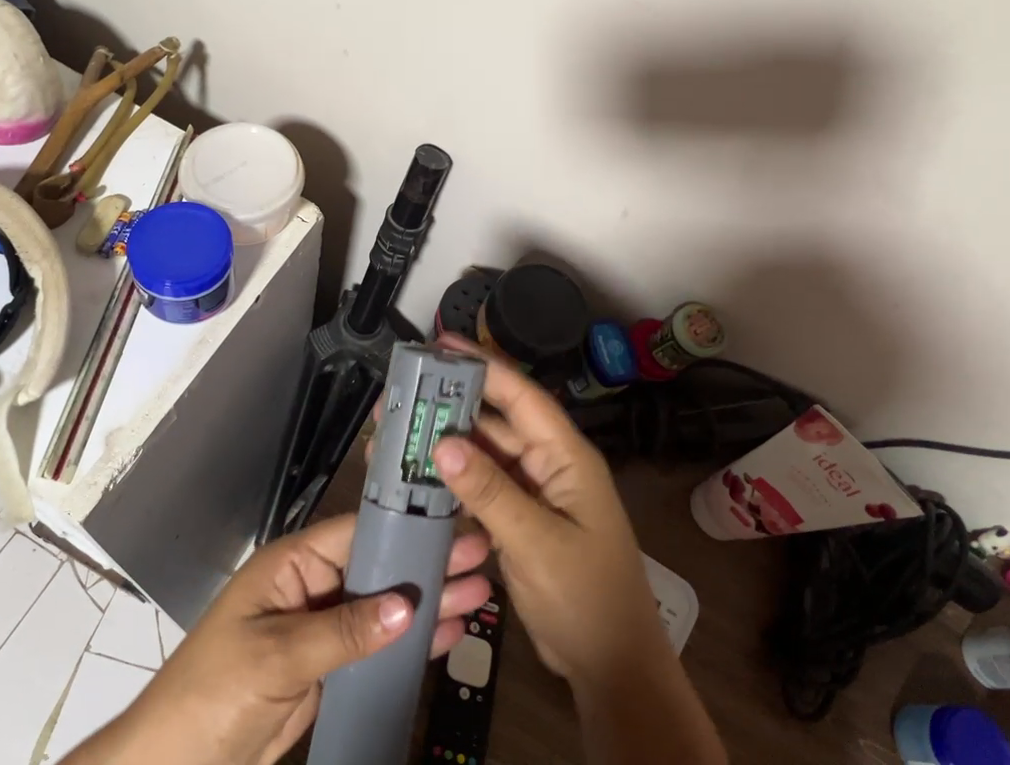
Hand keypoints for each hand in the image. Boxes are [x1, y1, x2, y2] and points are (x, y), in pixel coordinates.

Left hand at [65, 514, 490, 764]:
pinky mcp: (332, 664)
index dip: (405, 526)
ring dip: (431, 600)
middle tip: (484, 554)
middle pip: (379, 567)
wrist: (181, 759)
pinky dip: (415, 639)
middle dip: (428, 563)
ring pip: (386, 606)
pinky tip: (452, 633)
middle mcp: (314, 586)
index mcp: (293, 565)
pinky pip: (380, 644)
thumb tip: (408, 605)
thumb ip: (343, 630)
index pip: (356, 533)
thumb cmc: (215, 690)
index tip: (454, 521)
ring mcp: (325, 626)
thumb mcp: (276, 655)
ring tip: (483, 591)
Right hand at [430, 335, 669, 684]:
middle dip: (452, 404)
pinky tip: (416, 477)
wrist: (611, 665)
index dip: (483, 366)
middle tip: (401, 392)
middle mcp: (548, 465)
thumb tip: (442, 443)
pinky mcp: (519, 522)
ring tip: (398, 431)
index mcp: (566, 457)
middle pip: (496, 422)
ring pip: (484, 456)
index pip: (521, 396)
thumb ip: (490, 492)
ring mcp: (533, 494)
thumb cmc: (587, 598)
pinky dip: (453, 482)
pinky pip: (482, 489)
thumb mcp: (537, 542)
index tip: (439, 343)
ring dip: (447, 444)